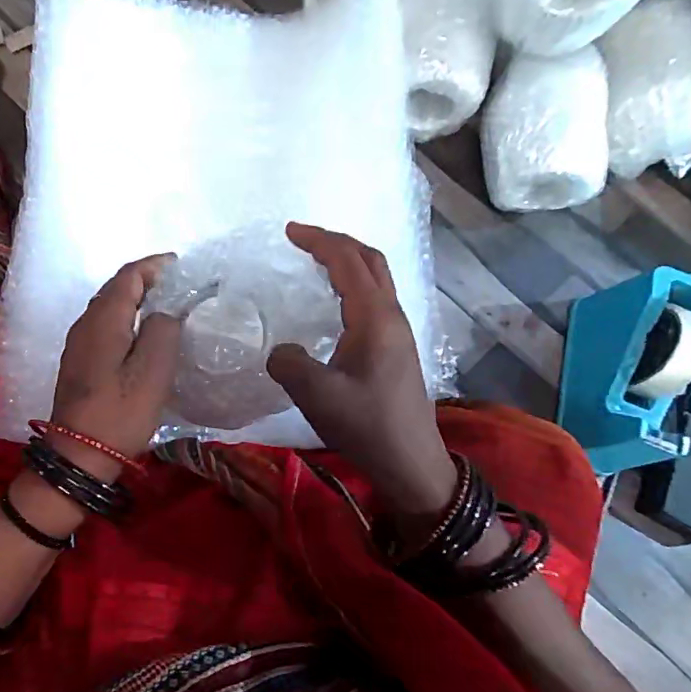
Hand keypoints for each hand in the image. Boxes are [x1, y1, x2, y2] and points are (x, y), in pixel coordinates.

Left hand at [48, 254, 182, 478]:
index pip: (128, 276)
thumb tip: (165, 312)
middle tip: (178, 286)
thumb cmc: (119, 412)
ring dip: (136, 301)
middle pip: (115, 289)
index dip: (154, 266)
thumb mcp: (152, 371)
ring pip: (109, 309)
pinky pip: (104, 328)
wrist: (79, 455)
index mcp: (102, 319)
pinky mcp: (79, 364)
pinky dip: (126, 321)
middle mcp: (85, 324)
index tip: (180, 266)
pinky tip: (143, 337)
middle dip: (146, 281)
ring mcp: (78, 345)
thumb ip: (163, 330)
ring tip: (166, 307)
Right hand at [267, 223, 455, 514]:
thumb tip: (281, 350)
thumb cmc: (366, 425)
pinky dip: (353, 286)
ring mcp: (397, 333)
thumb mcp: (317, 396)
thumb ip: (289, 363)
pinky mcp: (396, 350)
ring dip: (348, 262)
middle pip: (370, 260)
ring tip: (316, 263)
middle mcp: (391, 316)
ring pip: (376, 279)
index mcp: (375, 318)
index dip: (319, 241)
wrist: (409, 460)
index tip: (289, 232)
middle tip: (303, 240)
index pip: (348, 261)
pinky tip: (335, 306)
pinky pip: (375, 300)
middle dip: (337, 242)